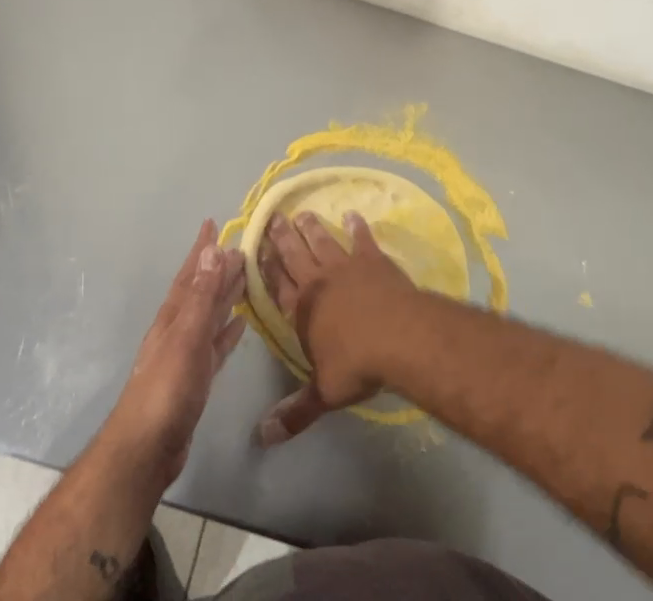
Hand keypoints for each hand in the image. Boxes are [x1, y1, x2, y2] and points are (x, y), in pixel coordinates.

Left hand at [100, 220, 246, 487]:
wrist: (148, 447)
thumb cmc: (166, 391)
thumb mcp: (186, 339)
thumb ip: (200, 298)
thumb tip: (211, 251)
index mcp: (172, 318)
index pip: (190, 275)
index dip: (201, 250)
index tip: (212, 224)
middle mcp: (177, 331)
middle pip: (200, 292)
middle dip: (216, 269)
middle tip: (239, 247)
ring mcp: (185, 355)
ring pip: (208, 316)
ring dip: (223, 296)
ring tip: (242, 278)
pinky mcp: (195, 378)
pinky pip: (215, 344)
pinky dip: (226, 331)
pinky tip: (238, 325)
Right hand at [253, 210, 416, 445]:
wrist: (399, 336)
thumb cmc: (358, 365)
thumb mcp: (324, 393)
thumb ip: (295, 412)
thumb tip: (263, 439)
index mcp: (301, 311)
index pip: (276, 285)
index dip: (264, 267)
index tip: (253, 246)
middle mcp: (318, 283)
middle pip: (294, 256)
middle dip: (281, 238)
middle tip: (272, 217)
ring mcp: (347, 268)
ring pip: (323, 243)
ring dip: (312, 229)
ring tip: (302, 213)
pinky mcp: (374, 261)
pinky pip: (362, 240)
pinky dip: (356, 228)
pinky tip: (352, 215)